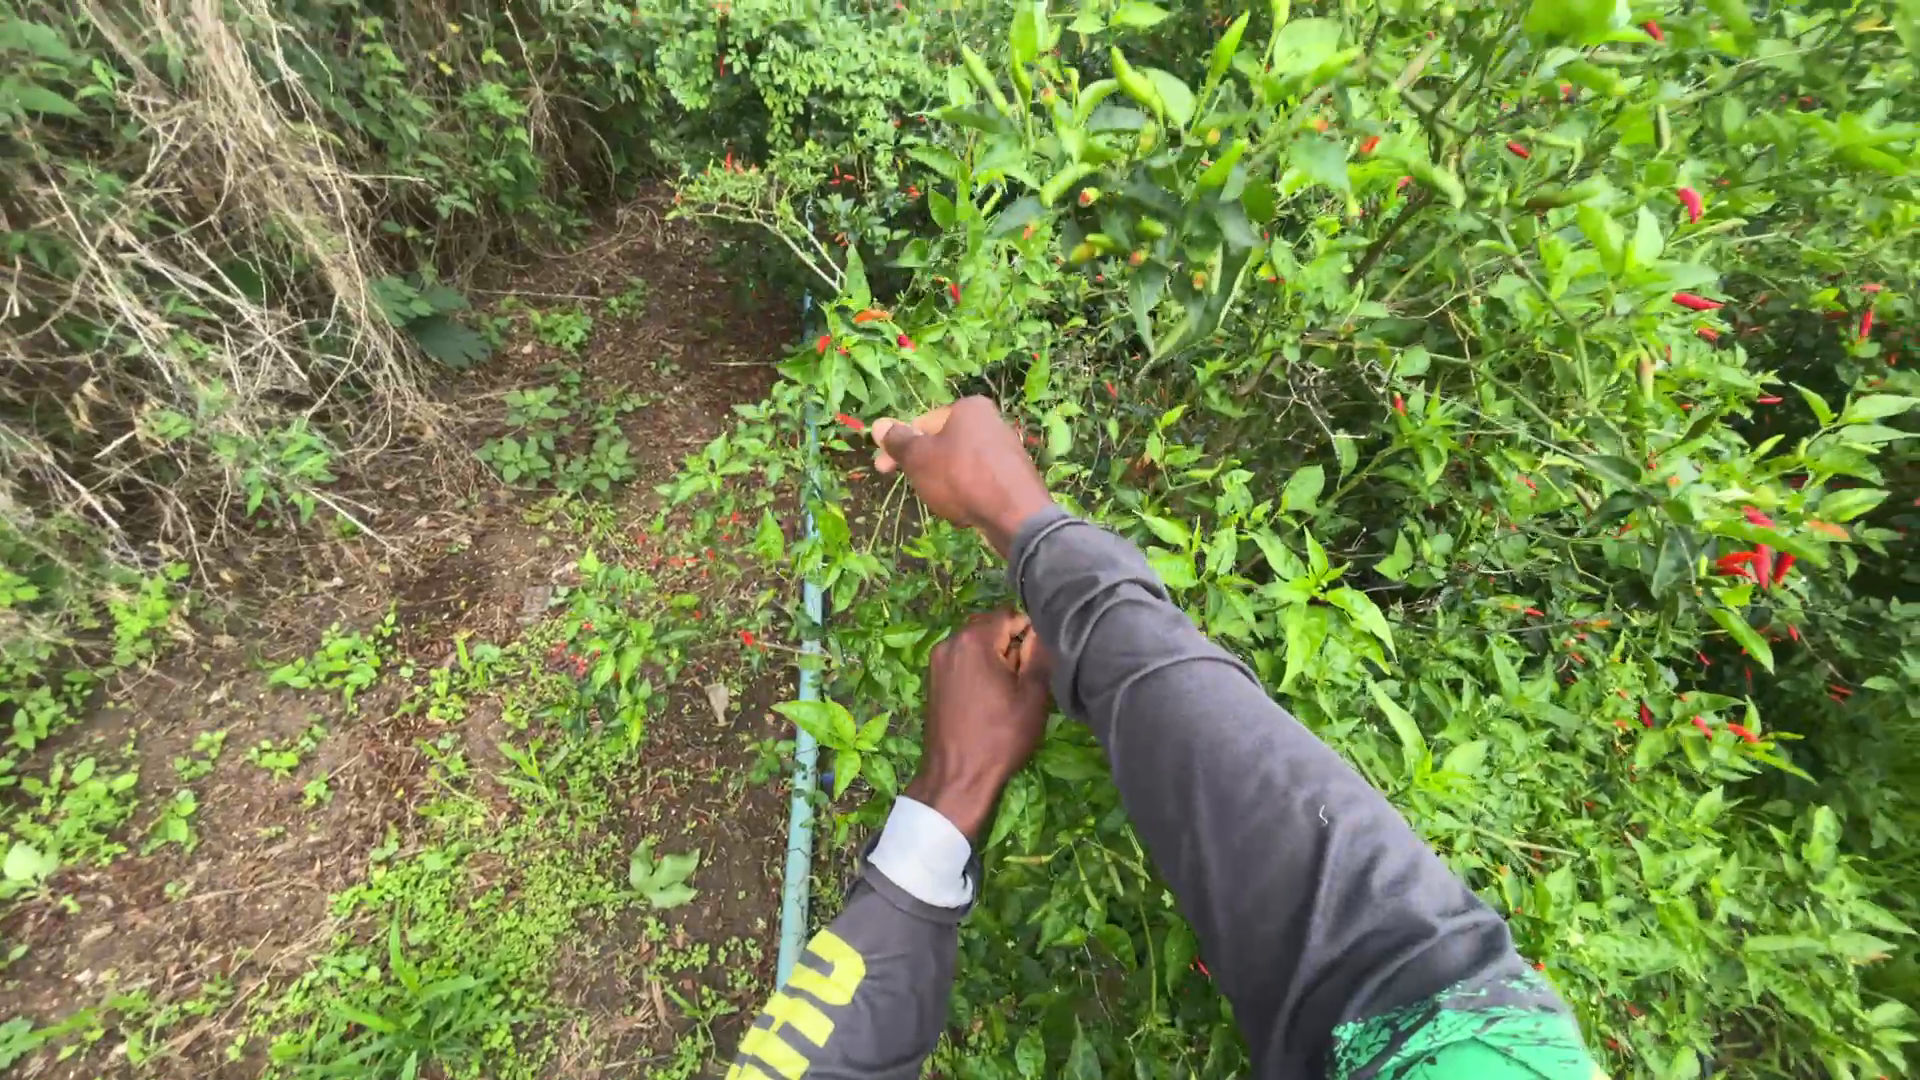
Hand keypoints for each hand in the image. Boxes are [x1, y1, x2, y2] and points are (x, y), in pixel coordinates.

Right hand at [871, 396, 1053, 555]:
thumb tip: (879, 425)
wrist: (1015, 514)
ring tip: (941, 503)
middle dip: (923, 467)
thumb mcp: (919, 458)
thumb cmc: (961, 477)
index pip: (923, 423)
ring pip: (959, 466)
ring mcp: (1006, 450)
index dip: (899, 446)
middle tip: (910, 488)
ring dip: (943, 483)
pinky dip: (966, 494)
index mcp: (969, 409)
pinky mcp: (1014, 477)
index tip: (883, 468)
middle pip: (943, 444)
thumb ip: (898, 442)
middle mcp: (991, 422)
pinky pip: (978, 482)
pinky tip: (963, 512)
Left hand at [906, 610, 1053, 842]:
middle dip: (1010, 642)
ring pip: (975, 643)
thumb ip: (1038, 656)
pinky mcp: (933, 678)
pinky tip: (990, 695)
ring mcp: (937, 661)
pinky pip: (962, 659)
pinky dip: (978, 667)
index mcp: (973, 641)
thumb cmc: (1000, 737)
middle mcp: (950, 642)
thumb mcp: (1032, 696)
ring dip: (994, 655)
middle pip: (989, 626)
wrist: (957, 777)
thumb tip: (1039, 632)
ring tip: (1009, 688)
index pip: (1008, 615)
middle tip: (1025, 675)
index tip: (1039, 656)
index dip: (1028, 630)